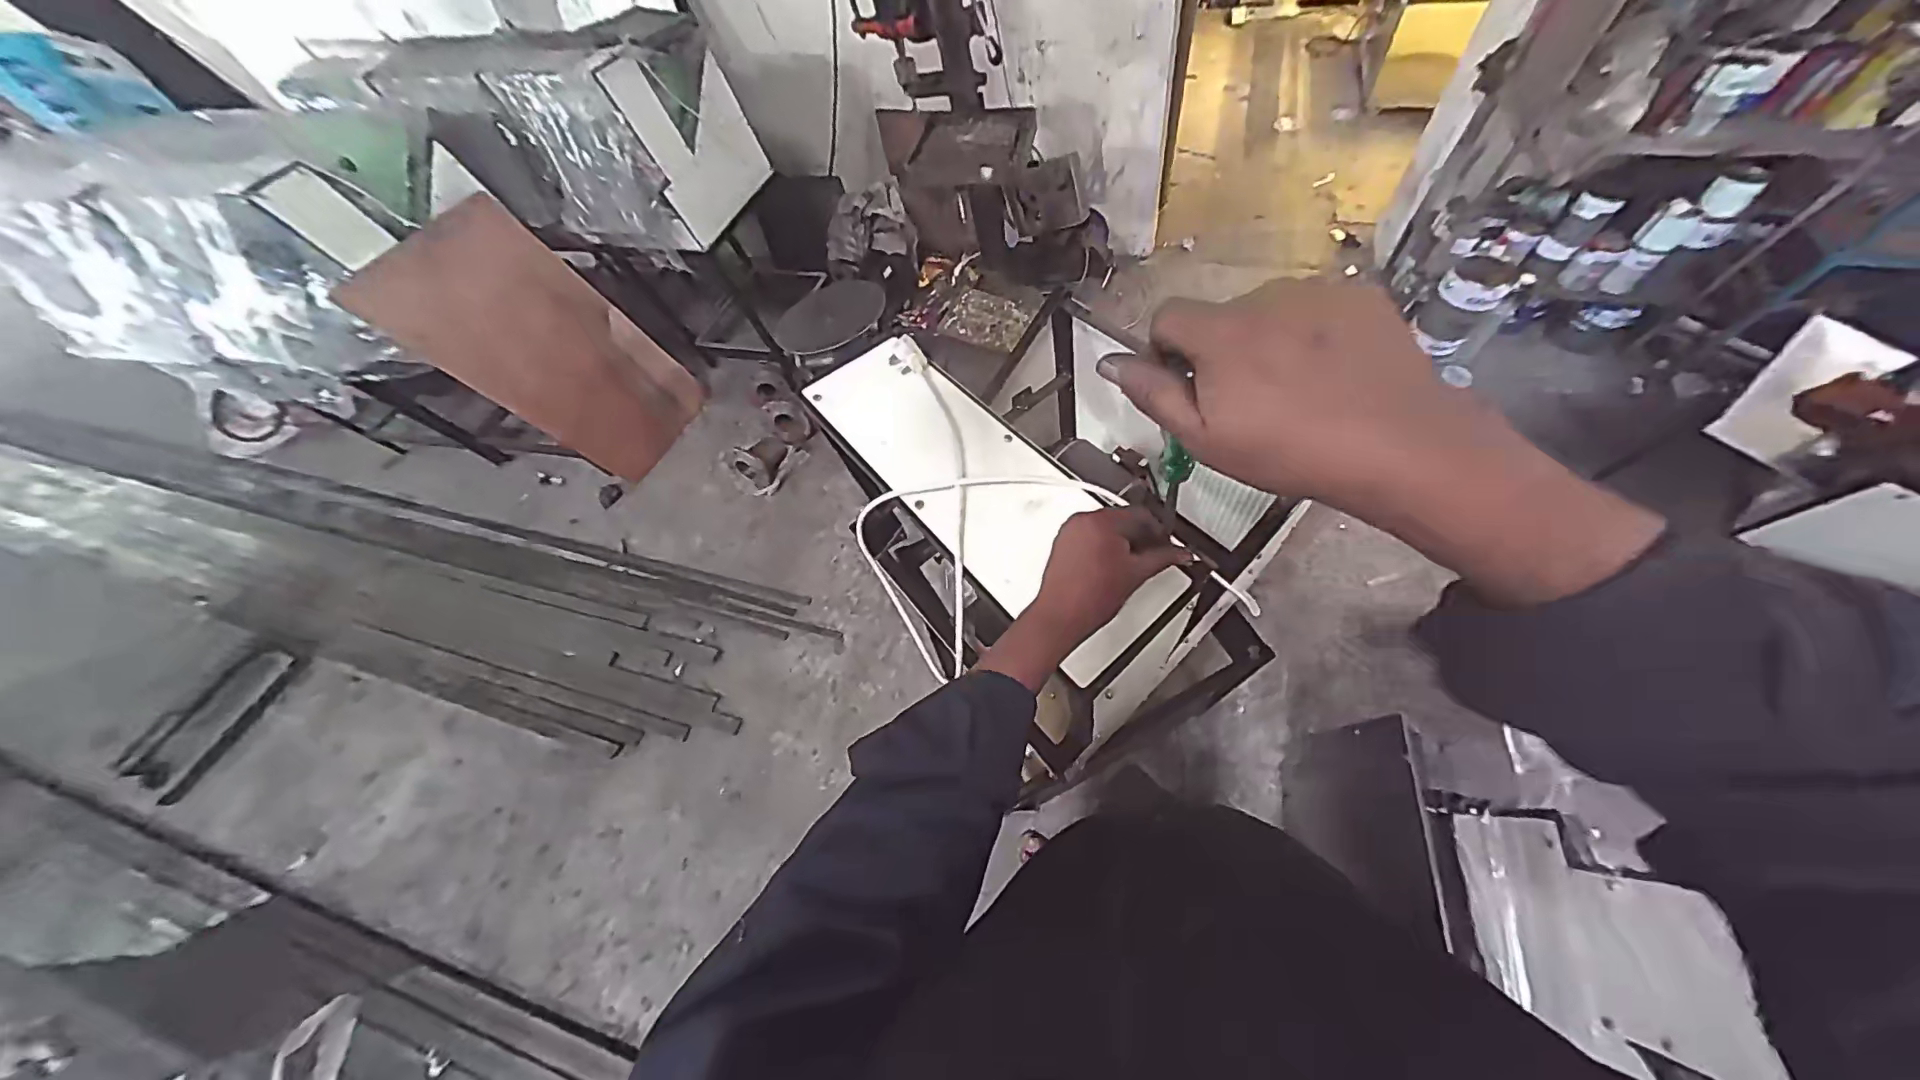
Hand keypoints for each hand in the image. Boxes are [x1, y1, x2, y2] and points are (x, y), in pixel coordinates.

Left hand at [975, 507, 1191, 690]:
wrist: (1061, 617)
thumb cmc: (1088, 599)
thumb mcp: (1136, 574)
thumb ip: (1162, 558)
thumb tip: (1179, 553)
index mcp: (1100, 522)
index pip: (1140, 514)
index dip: (1159, 531)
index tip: (1167, 543)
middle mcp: (1081, 521)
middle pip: (1122, 519)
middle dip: (1141, 536)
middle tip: (1156, 553)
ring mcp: (1070, 531)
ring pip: (1106, 528)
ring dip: (1123, 541)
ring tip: (1134, 563)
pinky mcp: (1063, 543)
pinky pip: (1090, 536)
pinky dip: (1104, 545)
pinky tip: (1113, 565)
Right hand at [1097, 278, 1663, 606]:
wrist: (1399, 446)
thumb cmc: (1287, 451)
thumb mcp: (1204, 438)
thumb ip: (1152, 394)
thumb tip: (1110, 361)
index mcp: (1219, 333)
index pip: (1166, 316)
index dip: (1167, 351)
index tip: (1189, 388)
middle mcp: (1262, 297)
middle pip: (1218, 316)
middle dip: (1218, 350)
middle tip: (1248, 402)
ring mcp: (1316, 292)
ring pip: (1265, 311)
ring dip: (1264, 341)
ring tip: (1296, 389)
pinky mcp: (1360, 295)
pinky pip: (1312, 308)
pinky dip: (1309, 334)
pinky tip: (1330, 372)